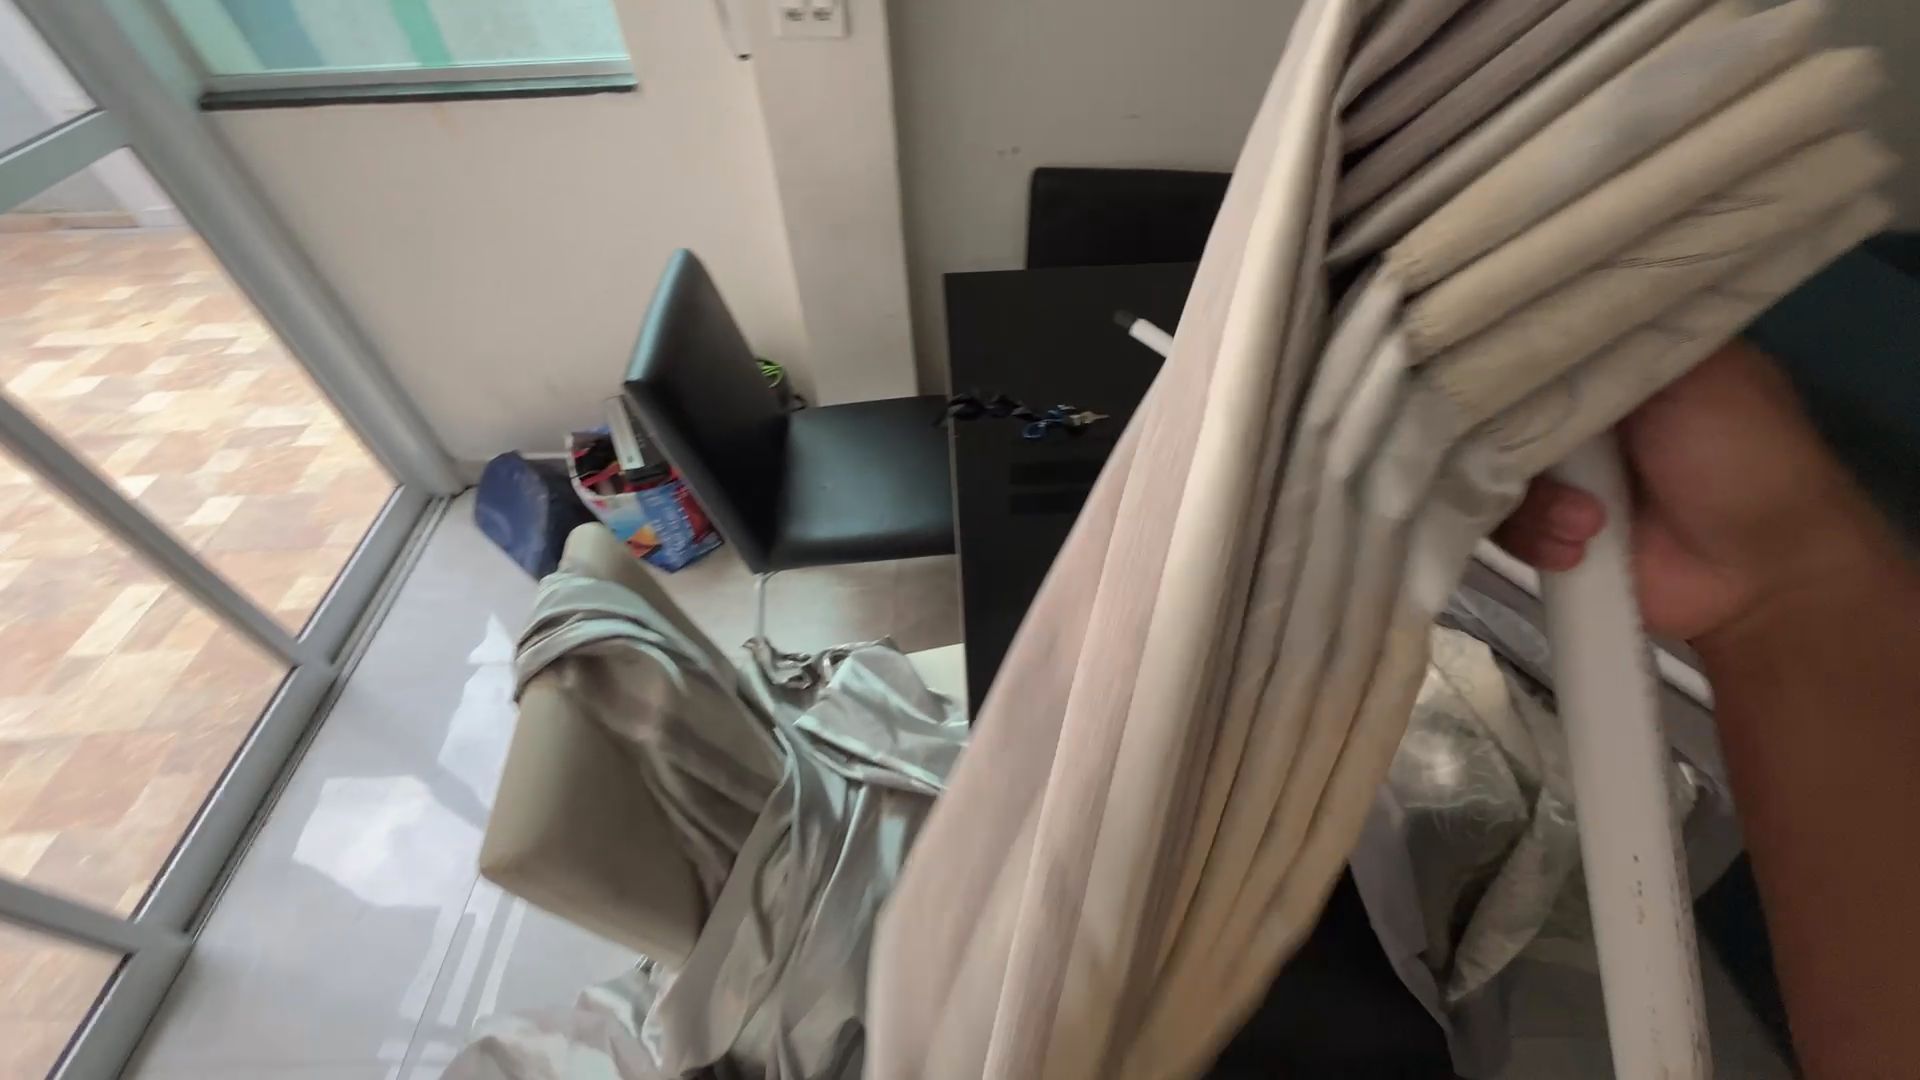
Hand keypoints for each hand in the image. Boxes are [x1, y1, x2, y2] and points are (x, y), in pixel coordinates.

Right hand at [1492, 339, 1884, 643]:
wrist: (1758, 572)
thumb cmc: (1738, 454)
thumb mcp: (1690, 372)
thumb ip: (1599, 347)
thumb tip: (1516, 328)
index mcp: (1603, 364)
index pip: (1524, 348)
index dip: (1496, 362)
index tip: (1475, 374)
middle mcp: (1567, 415)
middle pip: (1485, 415)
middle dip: (1503, 446)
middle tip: (1542, 466)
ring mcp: (1547, 472)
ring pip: (1479, 473)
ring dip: (1534, 505)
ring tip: (1588, 523)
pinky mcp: (1533, 523)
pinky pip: (1491, 524)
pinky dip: (1532, 538)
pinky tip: (1580, 547)